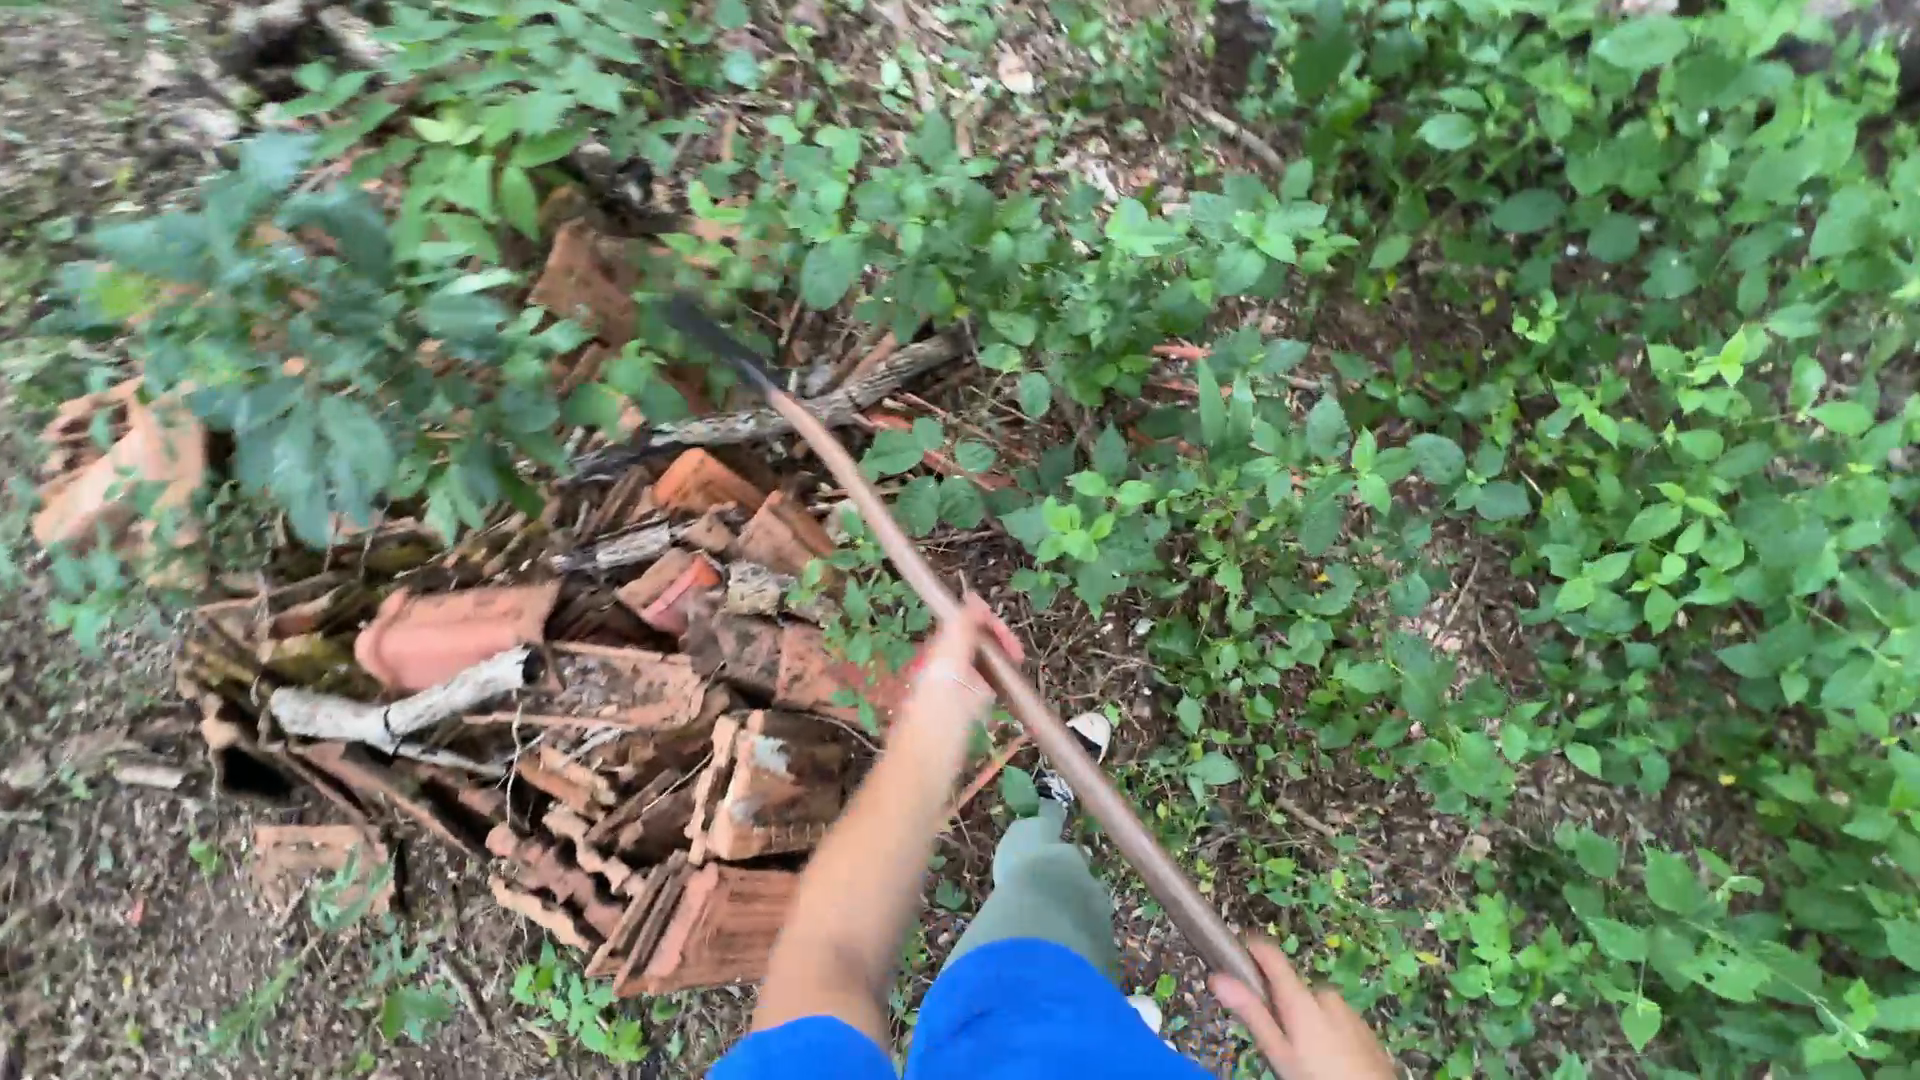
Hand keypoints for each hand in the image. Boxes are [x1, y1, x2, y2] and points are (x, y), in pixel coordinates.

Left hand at [895, 594, 1021, 733]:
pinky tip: (1000, 702)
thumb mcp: (949, 668)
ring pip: (977, 668)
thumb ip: (960, 632)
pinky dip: (991, 691)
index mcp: (939, 654)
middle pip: (973, 644)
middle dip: (997, 646)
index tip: (1011, 644)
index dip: (989, 625)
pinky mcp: (954, 716)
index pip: (966, 623)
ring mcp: (948, 693)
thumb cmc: (937, 721)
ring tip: (1012, 681)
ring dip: (997, 669)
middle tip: (1017, 659)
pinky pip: (977, 693)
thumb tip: (972, 597)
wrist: (921, 772)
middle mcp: (942, 668)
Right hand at [1209, 938, 1396, 1079]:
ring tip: (1306, 1059)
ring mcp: (1349, 1011)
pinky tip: (1330, 1063)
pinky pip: (1335, 1021)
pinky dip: (1327, 1034)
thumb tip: (1217, 977)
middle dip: (1279, 1006)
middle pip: (1291, 987)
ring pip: (1314, 1006)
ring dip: (1304, 1022)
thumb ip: (1251, 1013)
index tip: (1234, 962)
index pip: (1268, 952)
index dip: (1249, 950)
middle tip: (1277, 1042)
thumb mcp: (1279, 1053)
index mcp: (1300, 996)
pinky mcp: (1366, 1030)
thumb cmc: (1319, 1079)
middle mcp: (1324, 994)